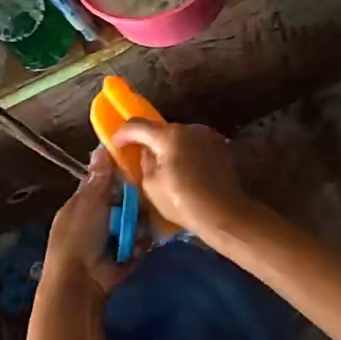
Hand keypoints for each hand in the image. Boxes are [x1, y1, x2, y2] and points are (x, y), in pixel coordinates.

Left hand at [43, 146, 132, 300]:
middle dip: (136, 199)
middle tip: (148, 194)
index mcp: (84, 202)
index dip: (120, 172)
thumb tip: (101, 148)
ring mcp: (114, 236)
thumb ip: (99, 178)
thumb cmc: (78, 236)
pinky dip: (142, 242)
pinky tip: (142, 243)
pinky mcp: (126, 254)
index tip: (139, 162)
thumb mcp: (88, 203)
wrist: (81, 281)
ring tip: (144, 223)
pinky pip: (142, 241)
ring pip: (136, 219)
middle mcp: (100, 217)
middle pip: (125, 199)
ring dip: (140, 223)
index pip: (105, 180)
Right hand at [109, 121, 255, 236]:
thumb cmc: (182, 201)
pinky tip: (188, 171)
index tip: (115, 143)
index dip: (123, 133)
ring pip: (182, 137)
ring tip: (167, 166)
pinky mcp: (222, 147)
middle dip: (150, 141)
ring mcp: (209, 136)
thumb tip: (147, 152)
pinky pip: (197, 146)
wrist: (224, 213)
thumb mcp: (151, 186)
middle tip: (141, 156)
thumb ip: (145, 163)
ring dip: (171, 147)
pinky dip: (189, 153)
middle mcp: (190, 129)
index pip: (138, 125)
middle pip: (162, 130)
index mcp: (168, 136)